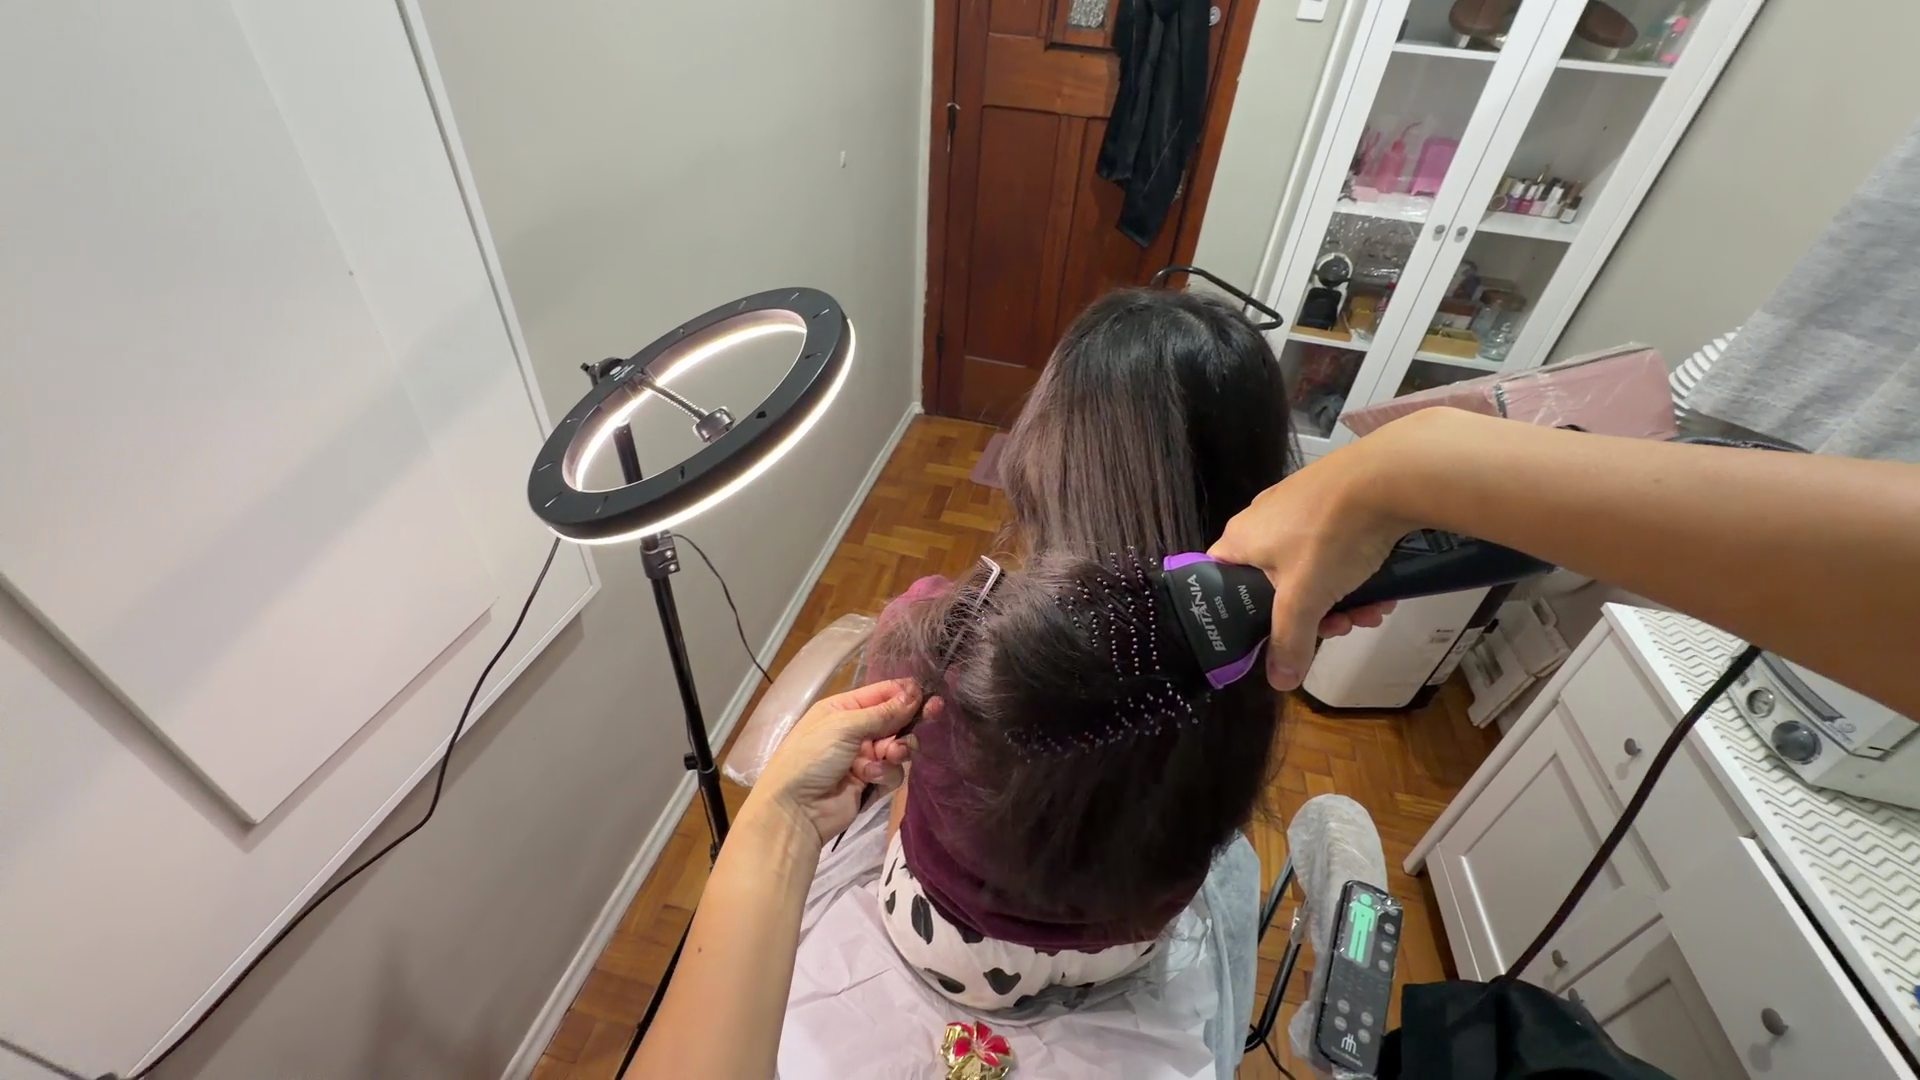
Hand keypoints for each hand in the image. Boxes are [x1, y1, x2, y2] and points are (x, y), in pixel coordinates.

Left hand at [749, 678, 923, 845]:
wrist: (795, 810)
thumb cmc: (812, 757)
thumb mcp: (844, 726)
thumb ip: (883, 712)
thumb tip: (915, 693)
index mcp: (844, 709)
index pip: (881, 694)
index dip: (905, 693)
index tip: (927, 693)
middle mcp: (856, 730)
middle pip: (895, 720)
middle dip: (909, 720)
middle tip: (934, 712)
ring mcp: (865, 758)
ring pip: (898, 747)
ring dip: (896, 750)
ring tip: (888, 755)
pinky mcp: (872, 783)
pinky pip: (893, 773)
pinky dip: (885, 774)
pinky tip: (869, 778)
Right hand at [1209, 439, 1410, 690]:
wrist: (1389, 476)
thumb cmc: (1329, 536)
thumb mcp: (1306, 598)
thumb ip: (1290, 641)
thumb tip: (1278, 683)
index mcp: (1238, 539)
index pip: (1220, 583)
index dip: (1240, 614)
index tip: (1270, 634)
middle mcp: (1259, 519)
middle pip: (1272, 583)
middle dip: (1308, 614)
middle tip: (1336, 628)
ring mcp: (1296, 506)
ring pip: (1308, 569)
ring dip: (1337, 599)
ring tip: (1370, 612)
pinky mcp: (1331, 499)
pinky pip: (1331, 546)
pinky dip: (1353, 572)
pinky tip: (1382, 589)